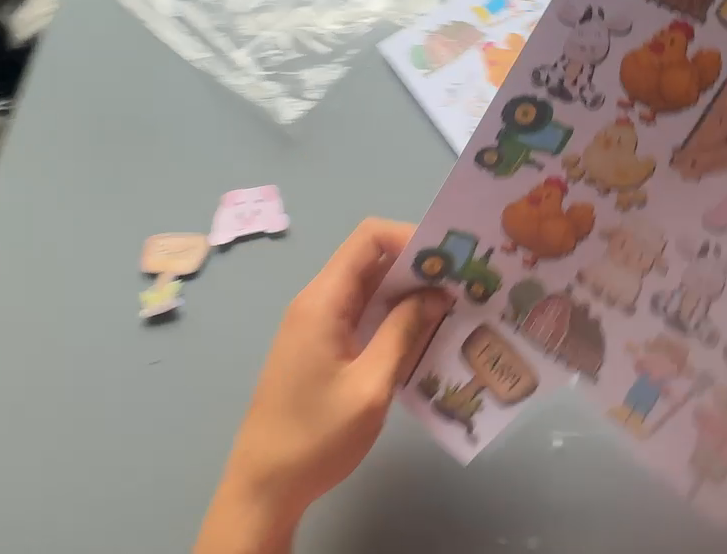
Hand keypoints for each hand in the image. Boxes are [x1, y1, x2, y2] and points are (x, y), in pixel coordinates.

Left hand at [195, 219, 448, 553]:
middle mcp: (319, 300)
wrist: (264, 488)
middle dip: (418, 266)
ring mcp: (319, 323)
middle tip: (462, 285)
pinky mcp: (323, 345)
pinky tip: (424, 337)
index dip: (411, 238)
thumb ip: (404, 332)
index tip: (448, 262)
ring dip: (410, 293)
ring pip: (371, 287)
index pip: (369, 238)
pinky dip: (394, 316)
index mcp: (324, 300)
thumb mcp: (370, 387)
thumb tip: (437, 293)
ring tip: (452, 309)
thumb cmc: (316, 436)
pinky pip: (363, 313)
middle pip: (373, 259)